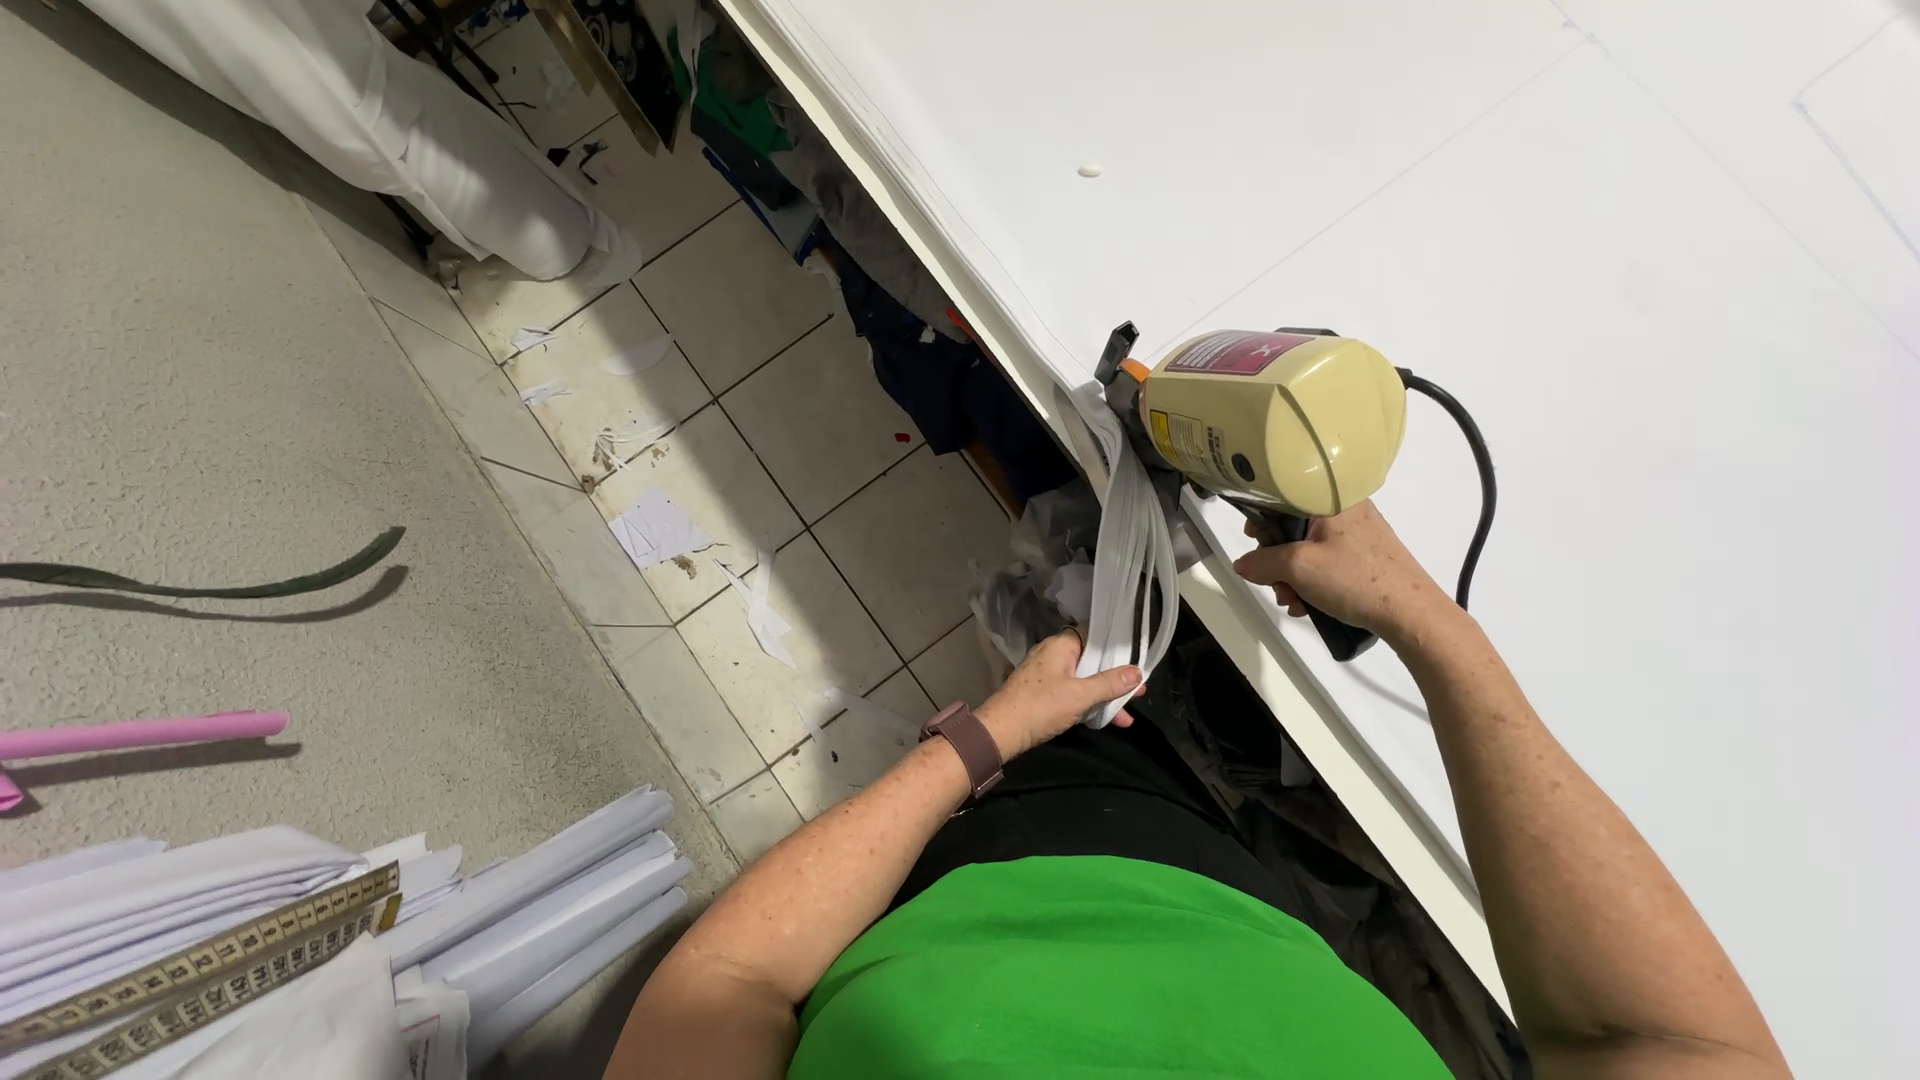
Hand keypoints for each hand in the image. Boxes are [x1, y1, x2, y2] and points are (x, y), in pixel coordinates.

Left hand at [973, 630, 1142, 759]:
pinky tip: (1107, 720)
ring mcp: (1047, 674)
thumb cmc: (1042, 706)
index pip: (1093, 634)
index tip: (1136, 659)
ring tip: (1127, 714)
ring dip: (1104, 695)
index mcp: (1061, 645)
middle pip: (1091, 660)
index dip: (1116, 646)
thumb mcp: (1081, 695)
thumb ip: (1110, 683)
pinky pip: (1072, 692)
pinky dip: (1088, 703)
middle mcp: (1053, 654)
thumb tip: (1137, 672)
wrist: (1001, 730)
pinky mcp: (1043, 693)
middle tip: (1139, 692)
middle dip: (1115, 678)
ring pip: (1083, 679)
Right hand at [1230, 500, 1454, 641]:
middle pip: (1295, 529)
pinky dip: (1313, 582)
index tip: (1252, 540)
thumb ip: (1262, 562)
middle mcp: (1348, 511)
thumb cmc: (1354, 579)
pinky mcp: (1367, 558)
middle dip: (1277, 560)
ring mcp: (1360, 536)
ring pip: (1309, 550)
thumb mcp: (1297, 567)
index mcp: (1333, 501)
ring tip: (1294, 602)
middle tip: (1276, 584)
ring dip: (1293, 577)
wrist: (1411, 613)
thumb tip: (1243, 565)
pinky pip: (1327, 563)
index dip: (1263, 518)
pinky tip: (1309, 605)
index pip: (1285, 498)